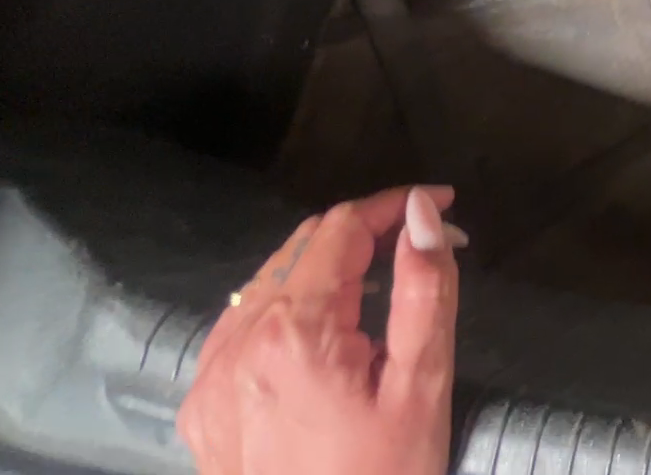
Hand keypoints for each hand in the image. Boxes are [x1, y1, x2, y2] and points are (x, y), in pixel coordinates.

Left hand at [178, 186, 465, 474]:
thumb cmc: (386, 470)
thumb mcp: (424, 378)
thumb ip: (424, 285)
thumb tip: (422, 209)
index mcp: (295, 332)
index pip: (343, 229)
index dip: (397, 203)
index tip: (446, 204)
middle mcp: (238, 344)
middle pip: (306, 244)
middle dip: (372, 227)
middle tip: (431, 241)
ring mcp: (210, 377)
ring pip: (273, 277)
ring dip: (335, 257)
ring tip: (391, 271)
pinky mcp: (203, 405)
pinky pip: (247, 319)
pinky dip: (296, 295)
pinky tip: (333, 315)